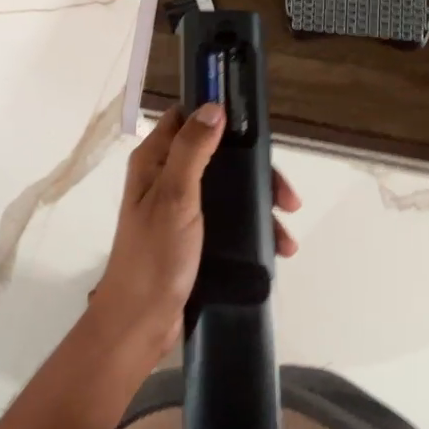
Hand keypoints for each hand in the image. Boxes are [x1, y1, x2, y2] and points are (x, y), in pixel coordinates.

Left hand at [91, 104, 300, 354]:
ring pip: (228, 190)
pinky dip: (253, 228)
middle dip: (254, 171)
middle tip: (288, 198)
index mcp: (154, 161)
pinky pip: (229, 220)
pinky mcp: (193, 237)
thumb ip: (192, 151)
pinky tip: (277, 248)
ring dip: (260, 204)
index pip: (185, 119)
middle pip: (218, 155)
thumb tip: (214, 107)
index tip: (255, 124)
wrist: (141, 321)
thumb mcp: (175, 196)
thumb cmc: (155, 255)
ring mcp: (180, 209)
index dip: (217, 114)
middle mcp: (166, 178)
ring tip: (287, 233)